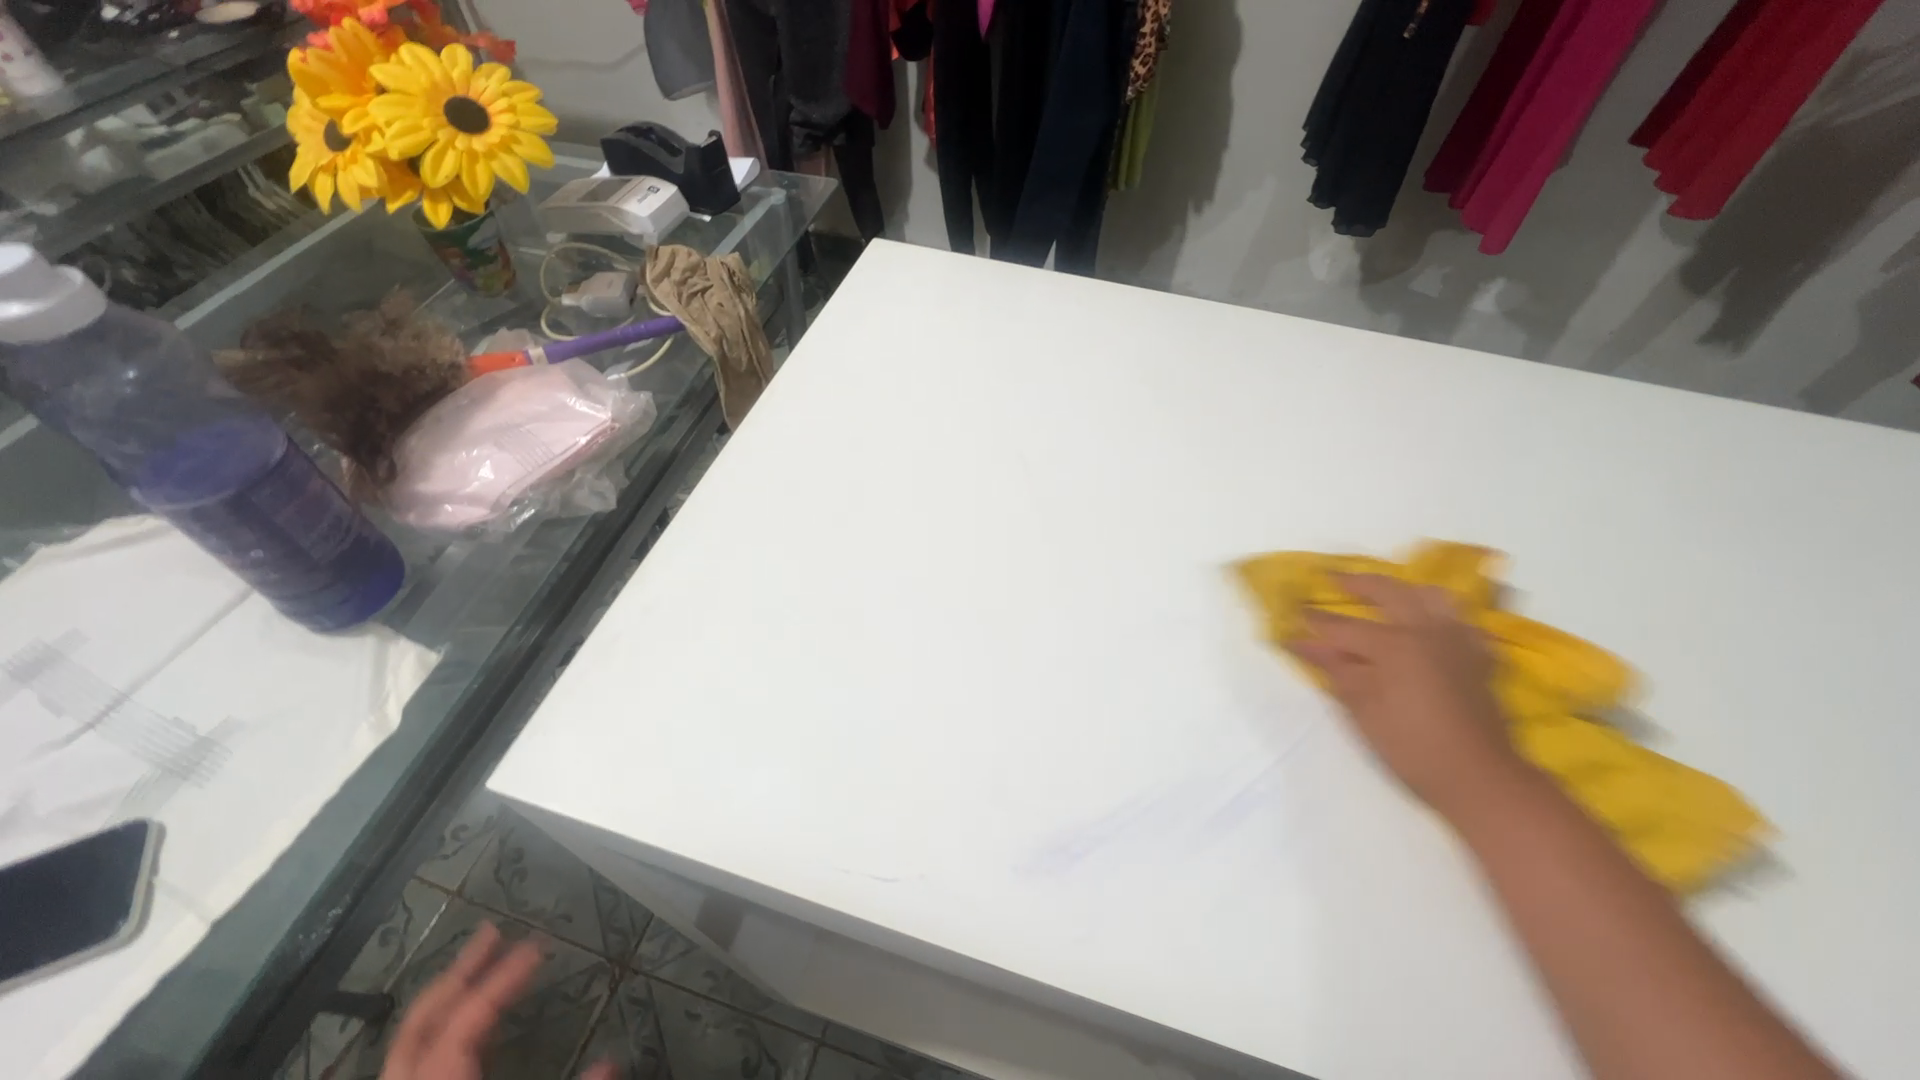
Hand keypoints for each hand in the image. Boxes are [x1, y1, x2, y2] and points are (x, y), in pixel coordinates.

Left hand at [380, 921, 615, 1079]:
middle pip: (424, 1018)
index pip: (469, 1016)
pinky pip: (413, 1061)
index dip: (503, 977)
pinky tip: (465, 1028)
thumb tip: (614, 1063)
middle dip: (460, 970)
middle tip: (495, 931)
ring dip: (445, 996)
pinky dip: (437, 1031)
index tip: (537, 945)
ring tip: (477, 966)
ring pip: (411, 1039)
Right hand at [1286, 573, 1527, 820]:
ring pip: (1432, 596)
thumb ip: (1334, 668)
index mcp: (1393, 643)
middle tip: (1333, 580)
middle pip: (1388, 591)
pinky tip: (1432, 626)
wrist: (1478, 775)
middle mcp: (1426, 630)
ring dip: (1405, 590)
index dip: (1316, 621)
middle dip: (1356, 583)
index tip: (1294, 614)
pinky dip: (1442, 616)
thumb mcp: (1363, 708)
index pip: (1344, 626)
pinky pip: (1461, 621)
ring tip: (1387, 595)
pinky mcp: (1479, 657)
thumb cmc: (1411, 745)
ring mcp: (1457, 640)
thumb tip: (1302, 642)